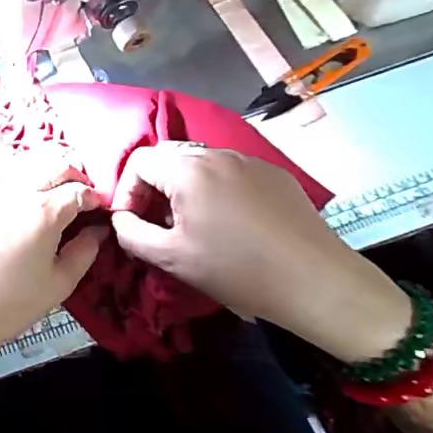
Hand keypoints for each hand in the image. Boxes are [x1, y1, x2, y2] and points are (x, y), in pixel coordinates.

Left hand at [0, 162, 107, 374]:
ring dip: (44, 169)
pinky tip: (11, 186)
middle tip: (79, 196)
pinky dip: (5, 169)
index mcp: (45, 211)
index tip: (98, 211)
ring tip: (50, 190)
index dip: (94, 198)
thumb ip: (84, 251)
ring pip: (25, 161)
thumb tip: (97, 230)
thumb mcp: (59, 284)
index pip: (79, 190)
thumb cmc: (11, 304)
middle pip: (55, 164)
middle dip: (74, 175)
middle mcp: (18, 190)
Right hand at [110, 143, 410, 362]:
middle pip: (171, 159)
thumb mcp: (173, 258)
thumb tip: (120, 220)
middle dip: (156, 189)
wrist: (312, 278)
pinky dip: (219, 192)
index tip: (133, 225)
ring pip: (203, 165)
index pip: (140, 161)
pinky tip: (233, 225)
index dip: (126, 193)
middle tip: (160, 226)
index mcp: (189, 169)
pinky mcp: (275, 175)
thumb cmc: (235, 270)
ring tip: (195, 226)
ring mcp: (251, 160)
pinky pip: (234, 173)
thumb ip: (133, 234)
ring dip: (187, 190)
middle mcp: (219, 153)